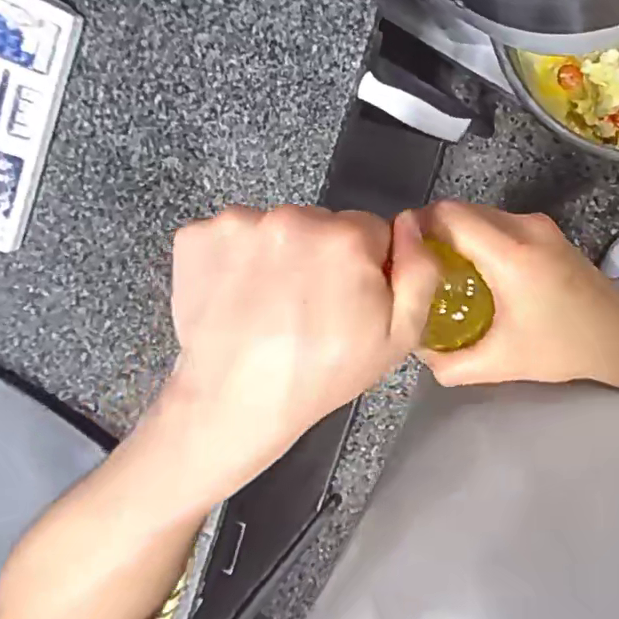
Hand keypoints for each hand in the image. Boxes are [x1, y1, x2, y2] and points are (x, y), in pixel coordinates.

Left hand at [157, 205, 438, 492]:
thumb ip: (420, 271)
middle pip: (324, 224)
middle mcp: (292, 217)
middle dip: (325, 256)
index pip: (372, 229)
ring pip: (280, 228)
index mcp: (346, 237)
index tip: (351, 300)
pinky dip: (239, 259)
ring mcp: (239, 223)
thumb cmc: (323, 373)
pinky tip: (243, 297)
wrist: (237, 401)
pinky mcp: (197, 236)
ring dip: (282, 256)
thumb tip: (411, 224)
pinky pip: (236, 235)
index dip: (368, 266)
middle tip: (313, 308)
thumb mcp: (399, 336)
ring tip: (275, 306)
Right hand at [409, 201, 618, 387]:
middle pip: (461, 210)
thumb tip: (416, 349)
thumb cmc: (563, 348)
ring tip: (442, 270)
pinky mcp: (548, 230)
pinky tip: (475, 269)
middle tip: (418, 266)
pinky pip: (499, 222)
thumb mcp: (500, 363)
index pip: (449, 215)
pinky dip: (479, 236)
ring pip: (481, 213)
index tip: (403, 252)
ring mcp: (539, 225)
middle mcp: (525, 228)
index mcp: (511, 255)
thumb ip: (451, 364)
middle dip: (433, 231)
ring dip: (456, 233)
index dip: (418, 226)